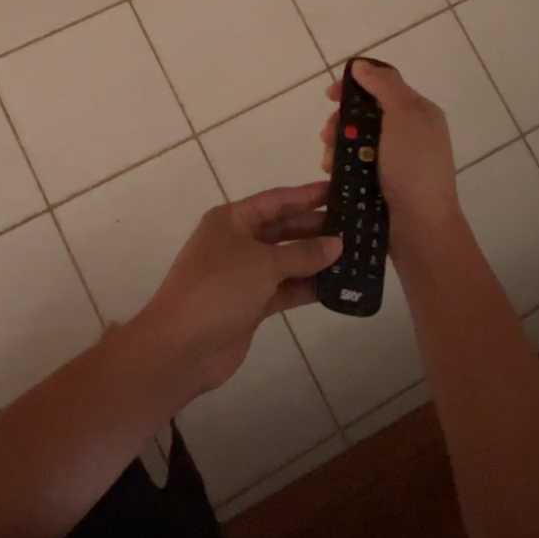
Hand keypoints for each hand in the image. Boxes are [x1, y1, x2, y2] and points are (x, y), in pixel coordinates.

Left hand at [135, 183, 340, 395]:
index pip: (276, 201)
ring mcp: (243, 275)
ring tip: (355, 255)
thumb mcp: (263, 264)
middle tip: (356, 226)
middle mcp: (236, 242)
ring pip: (286, 261)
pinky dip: (307, 287)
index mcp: (231, 220)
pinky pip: (285, 289)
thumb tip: (337, 243)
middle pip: (283, 229)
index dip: (307, 195)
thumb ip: (302, 253)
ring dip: (316, 260)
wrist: (181, 347)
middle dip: (316, 228)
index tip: (340, 190)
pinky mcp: (250, 304)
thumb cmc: (219, 289)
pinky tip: (337, 285)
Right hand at [321, 60, 461, 248]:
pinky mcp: (382, 181)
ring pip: (355, 139)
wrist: (420, 226)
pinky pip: (355, 164)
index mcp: (418, 112)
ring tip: (328, 162)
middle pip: (364, 112)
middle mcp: (409, 132)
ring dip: (337, 145)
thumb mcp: (404, 116)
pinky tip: (332, 174)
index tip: (328, 95)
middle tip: (326, 136)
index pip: (383, 85)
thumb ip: (384, 86)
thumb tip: (361, 65)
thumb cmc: (413, 167)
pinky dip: (341, 165)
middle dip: (340, 121)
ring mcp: (395, 159)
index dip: (354, 85)